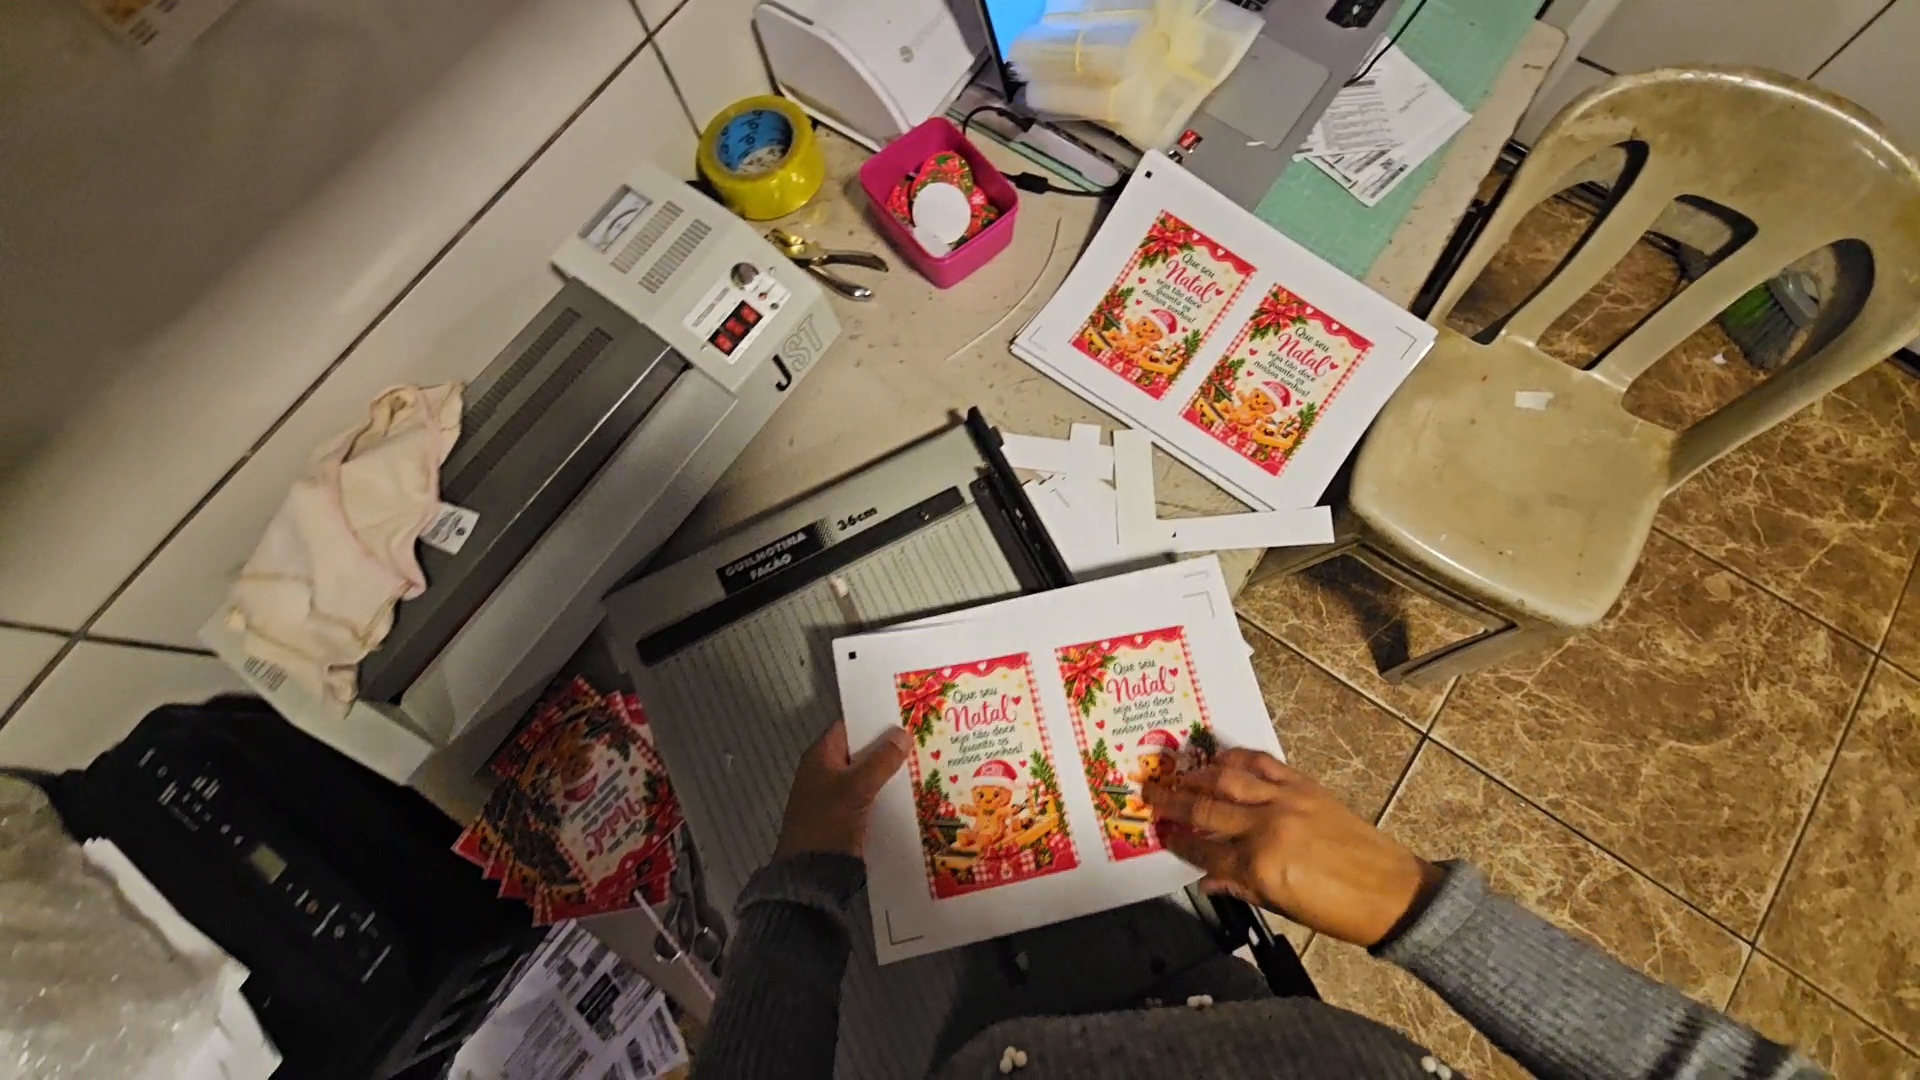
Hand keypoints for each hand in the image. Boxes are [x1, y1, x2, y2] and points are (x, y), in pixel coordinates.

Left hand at [773, 720, 911, 860]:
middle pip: (861, 750)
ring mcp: (837, 794)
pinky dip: (888, 791)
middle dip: (888, 745)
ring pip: (868, 773)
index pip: (850, 726)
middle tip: (921, 735)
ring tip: (925, 758)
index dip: (874, 719)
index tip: (903, 713)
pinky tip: (913, 789)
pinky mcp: (848, 815)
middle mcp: (827, 770)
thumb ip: (881, 760)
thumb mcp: (856, 787)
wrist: (812, 874)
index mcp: (821, 756)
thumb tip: (903, 733)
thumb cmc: (829, 821)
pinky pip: (871, 794)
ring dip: (890, 770)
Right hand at [1145, 748, 1441, 946]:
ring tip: (1178, 773)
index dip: (1178, 842)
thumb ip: (1241, 886)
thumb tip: (1207, 879)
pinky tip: (1219, 758)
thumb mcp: (1284, 907)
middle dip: (1172, 802)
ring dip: (1197, 774)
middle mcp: (1265, 828)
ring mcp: (1284, 802)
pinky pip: (1262, 763)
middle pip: (1205, 810)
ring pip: (1227, 780)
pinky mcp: (1303, 785)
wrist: (1393, 893)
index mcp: (1259, 866)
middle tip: (1149, 793)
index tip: (1161, 832)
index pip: (1204, 851)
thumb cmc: (1338, 911)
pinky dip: (1236, 758)